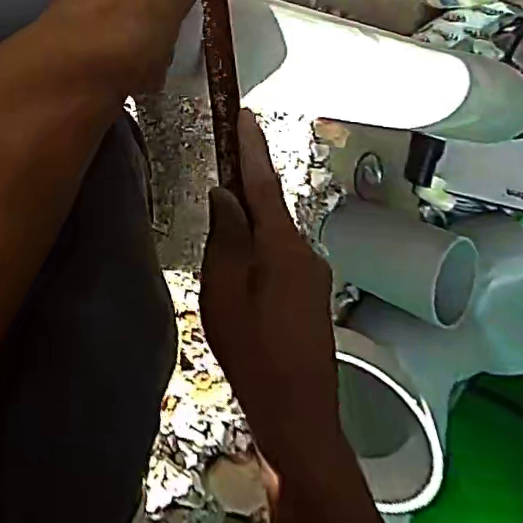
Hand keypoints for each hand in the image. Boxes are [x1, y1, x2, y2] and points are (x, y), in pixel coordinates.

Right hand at [202, 112, 372, 516]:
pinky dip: (253, 235)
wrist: (297, 410)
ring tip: (213, 201)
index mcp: (281, 246)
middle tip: (215, 147)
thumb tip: (225, 191)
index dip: (251, 146)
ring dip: (245, 211)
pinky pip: (275, 248)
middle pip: (266, 203)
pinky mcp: (306, 290)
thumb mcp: (223, 288)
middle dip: (242, 175)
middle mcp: (303, 251)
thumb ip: (226, 235)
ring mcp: (309, 272)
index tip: (244, 112)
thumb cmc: (251, 347)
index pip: (262, 184)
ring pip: (269, 228)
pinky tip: (232, 245)